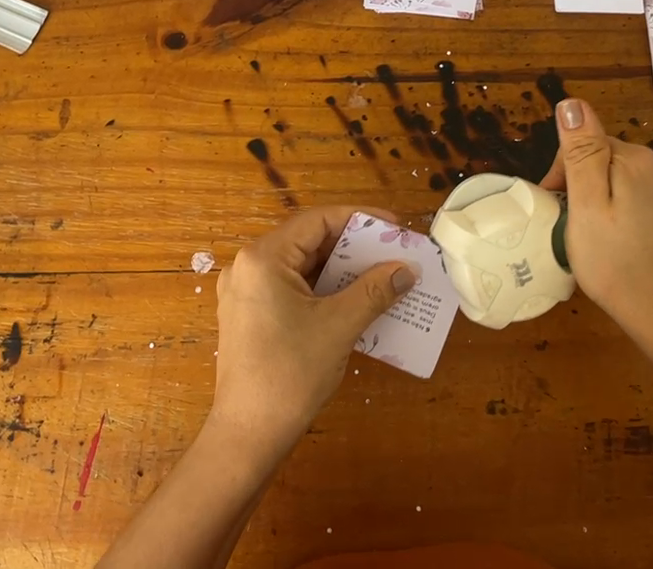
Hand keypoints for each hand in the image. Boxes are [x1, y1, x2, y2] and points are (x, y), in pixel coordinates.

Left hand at [209, 206, 416, 455]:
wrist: (248, 434)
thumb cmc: (291, 373)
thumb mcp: (338, 327)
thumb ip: (374, 291)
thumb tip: (407, 268)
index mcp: (262, 258)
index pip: (316, 221)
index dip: (358, 219)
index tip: (393, 226)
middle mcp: (248, 267)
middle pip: (307, 242)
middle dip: (352, 248)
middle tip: (392, 253)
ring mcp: (244, 292)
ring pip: (300, 267)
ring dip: (340, 271)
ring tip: (381, 277)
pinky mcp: (249, 316)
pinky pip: (291, 290)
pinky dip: (322, 291)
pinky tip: (354, 303)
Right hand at [541, 98, 652, 340]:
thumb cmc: (615, 264)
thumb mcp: (586, 207)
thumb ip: (581, 153)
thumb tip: (571, 103)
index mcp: (635, 160)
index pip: (583, 145)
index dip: (562, 175)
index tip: (555, 208)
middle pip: (602, 157)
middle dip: (580, 183)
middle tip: (571, 226)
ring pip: (620, 175)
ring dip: (601, 196)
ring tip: (594, 234)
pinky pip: (639, 192)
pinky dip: (623, 208)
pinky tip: (619, 237)